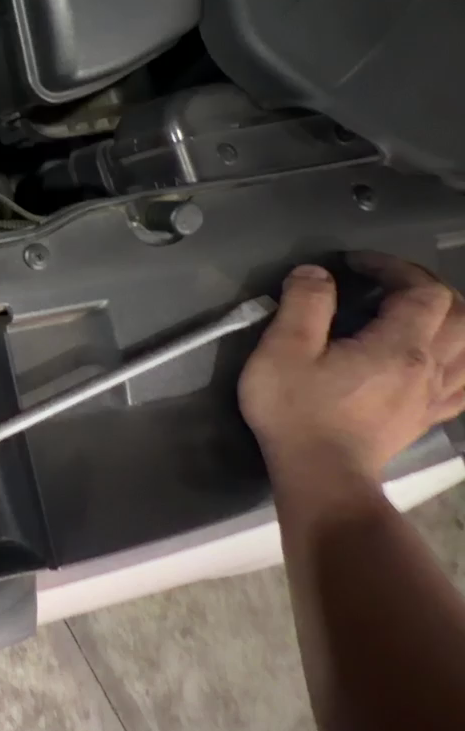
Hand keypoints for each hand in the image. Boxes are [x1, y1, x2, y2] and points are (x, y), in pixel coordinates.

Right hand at [240, 256, 464, 480]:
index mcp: (400, 346)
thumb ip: (303, 306)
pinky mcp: (429, 413)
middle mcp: (432, 366)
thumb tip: (317, 273)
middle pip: (459, 315)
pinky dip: (463, 361)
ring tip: (415, 312)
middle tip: (383, 282)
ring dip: (452, 320)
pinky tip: (445, 358)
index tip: (354, 262)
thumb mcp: (283, 350)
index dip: (394, 268)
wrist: (320, 468)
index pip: (423, 293)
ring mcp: (436, 393)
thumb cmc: (296, 406)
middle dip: (427, 289)